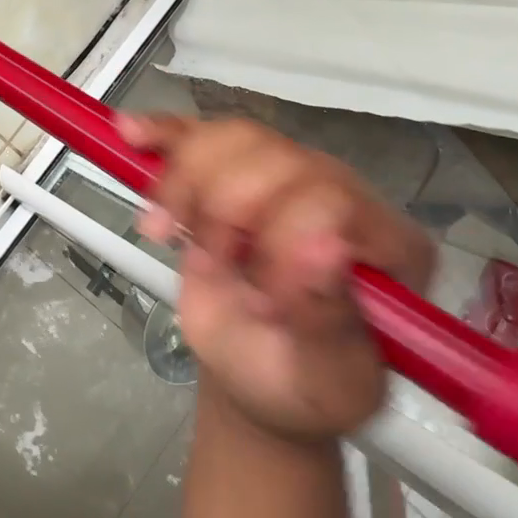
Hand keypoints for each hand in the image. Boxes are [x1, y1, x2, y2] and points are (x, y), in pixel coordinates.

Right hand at [124, 115, 433, 442]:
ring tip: (167, 233)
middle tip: (218, 271)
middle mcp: (339, 193)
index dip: (281, 240)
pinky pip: (193, 133)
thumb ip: (330, 319)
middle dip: (224, 215)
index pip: (330, 198)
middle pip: (272, 158)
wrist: (260, 372)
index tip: (262, 302)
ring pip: (229, 139)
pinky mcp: (228, 171)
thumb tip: (325, 248)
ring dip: (184, 185)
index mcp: (385, 241)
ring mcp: (282, 175)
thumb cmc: (305, 384)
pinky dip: (160, 133)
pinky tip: (132, 136)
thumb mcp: (329, 377)